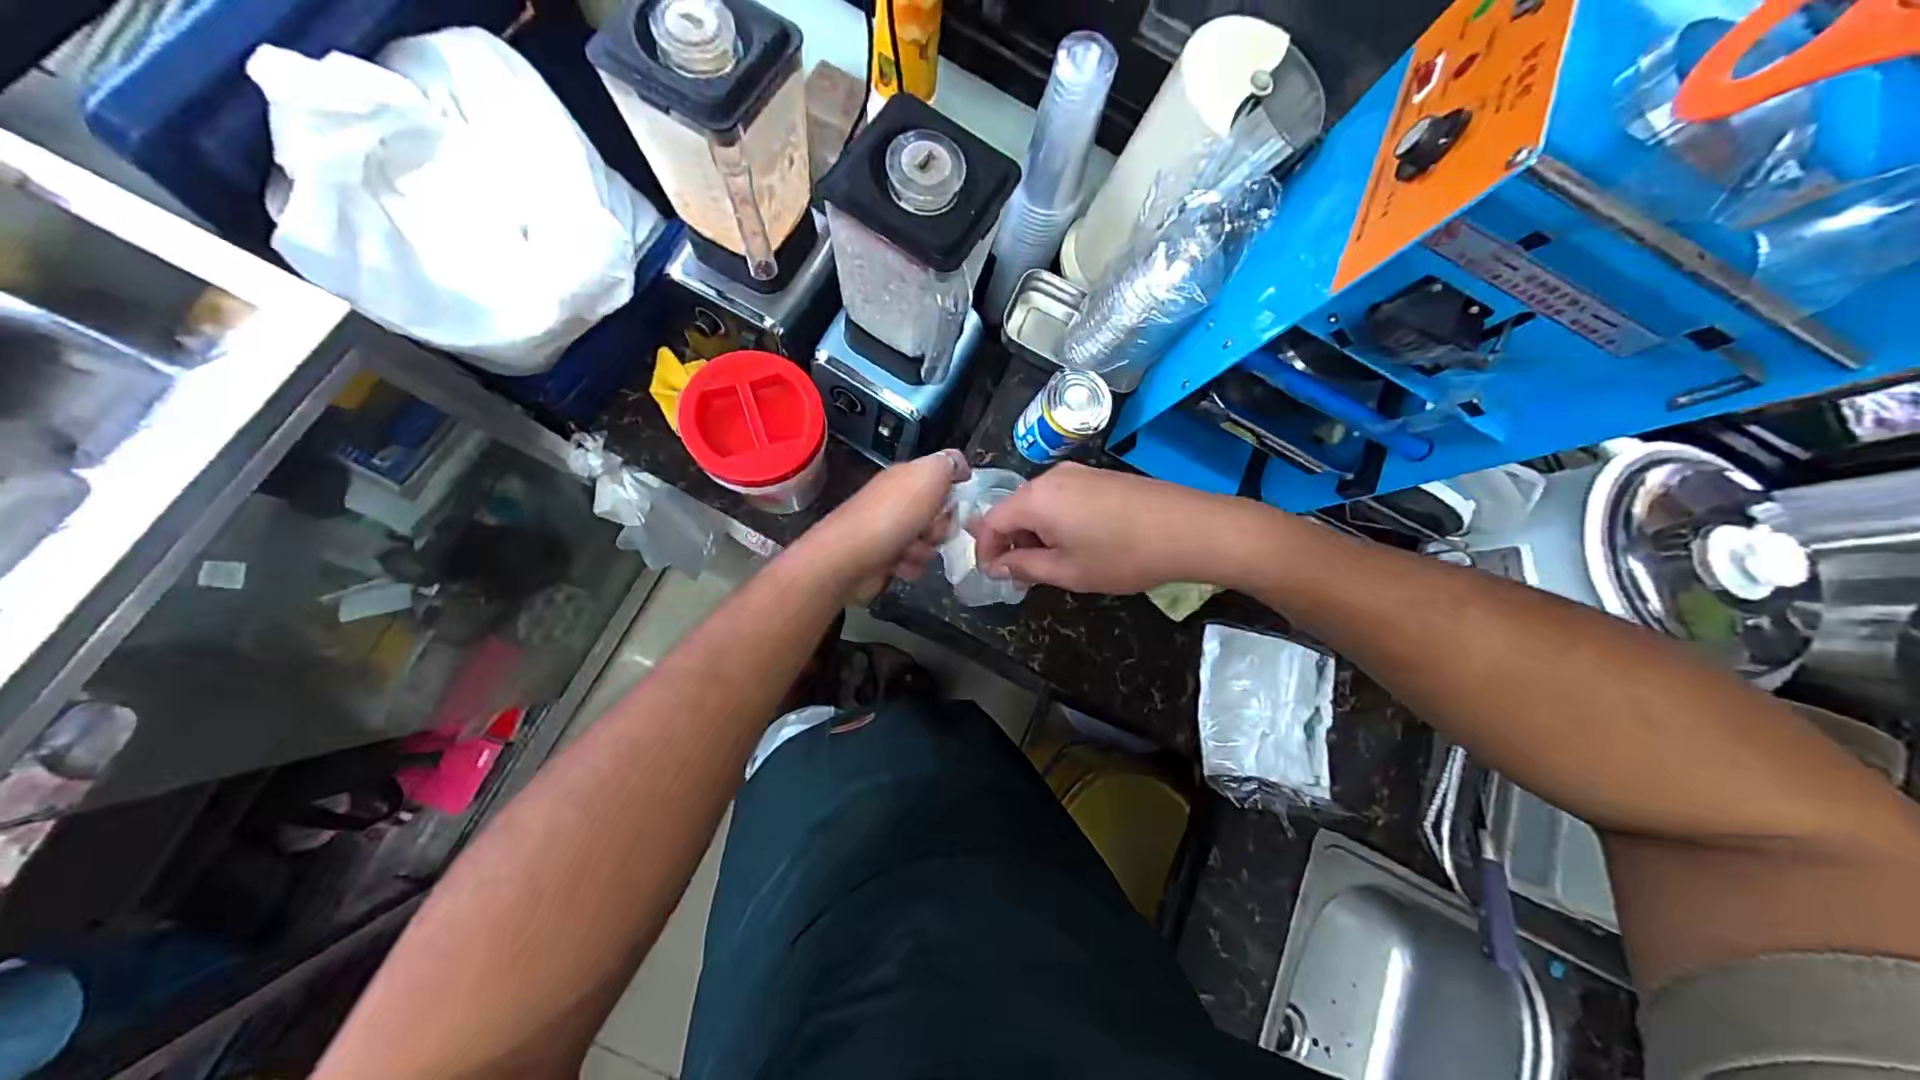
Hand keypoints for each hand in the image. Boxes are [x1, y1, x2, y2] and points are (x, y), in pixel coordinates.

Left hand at [791, 450, 968, 591]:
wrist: (849, 558)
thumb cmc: (892, 516)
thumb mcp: (928, 476)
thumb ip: (949, 464)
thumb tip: (960, 465)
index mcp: (907, 476)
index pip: (945, 478)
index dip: (955, 492)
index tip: (953, 503)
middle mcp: (898, 500)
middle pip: (940, 514)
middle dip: (941, 526)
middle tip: (928, 530)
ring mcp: (890, 529)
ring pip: (929, 541)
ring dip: (925, 549)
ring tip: (908, 551)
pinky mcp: (885, 556)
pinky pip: (914, 562)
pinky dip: (910, 566)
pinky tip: (899, 565)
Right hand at [970, 463, 1257, 593]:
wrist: (1189, 528)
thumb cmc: (1123, 555)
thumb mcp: (1067, 571)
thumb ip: (1024, 567)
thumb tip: (998, 566)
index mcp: (1035, 499)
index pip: (991, 521)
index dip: (985, 550)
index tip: (993, 575)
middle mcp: (1051, 478)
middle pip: (1014, 509)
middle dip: (1011, 542)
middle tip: (1024, 575)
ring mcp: (1078, 473)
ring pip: (1039, 504)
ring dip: (1035, 533)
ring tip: (1054, 563)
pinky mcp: (1100, 476)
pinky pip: (1062, 498)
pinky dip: (1057, 522)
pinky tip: (1079, 544)